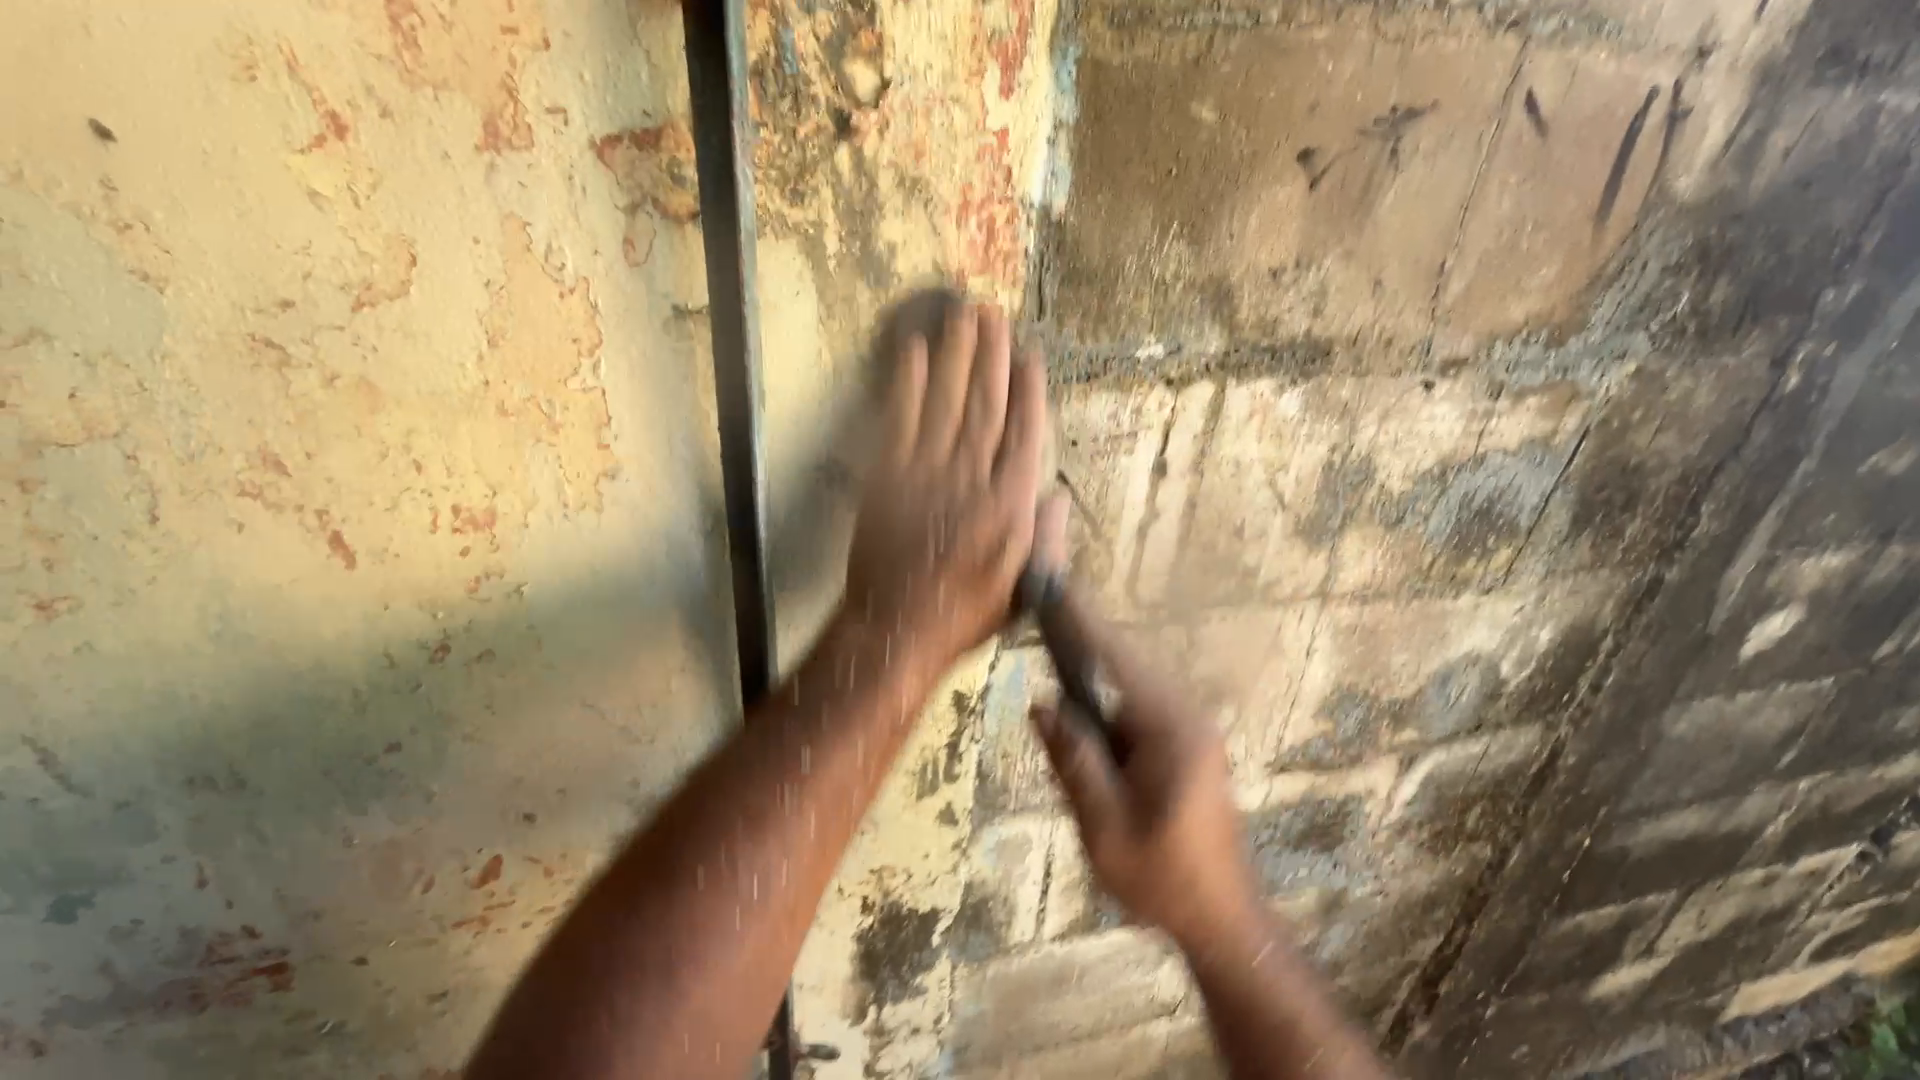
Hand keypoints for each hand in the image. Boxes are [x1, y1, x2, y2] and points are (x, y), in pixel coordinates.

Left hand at [845, 299, 1048, 670]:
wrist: (895, 628)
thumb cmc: (963, 615)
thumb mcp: (1024, 591)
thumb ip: (1045, 541)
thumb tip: (1057, 496)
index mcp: (1010, 507)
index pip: (1024, 434)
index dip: (1028, 390)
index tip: (1030, 354)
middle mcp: (973, 480)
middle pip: (987, 405)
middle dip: (992, 356)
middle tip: (994, 314)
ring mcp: (927, 474)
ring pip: (947, 402)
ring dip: (956, 354)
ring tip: (962, 314)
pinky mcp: (888, 476)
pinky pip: (900, 418)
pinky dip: (908, 381)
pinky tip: (914, 349)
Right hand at [1029, 590, 1262, 951]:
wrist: (1221, 916)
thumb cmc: (1162, 878)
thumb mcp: (1105, 826)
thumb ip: (1074, 760)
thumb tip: (1043, 704)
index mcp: (1171, 731)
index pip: (1117, 660)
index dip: (1082, 622)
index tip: (1054, 584)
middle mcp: (1187, 717)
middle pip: (1126, 663)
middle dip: (1083, 639)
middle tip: (1041, 610)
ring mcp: (1191, 730)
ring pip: (1132, 684)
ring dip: (1094, 669)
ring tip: (1053, 644)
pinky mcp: (1187, 745)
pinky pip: (1139, 706)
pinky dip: (1107, 697)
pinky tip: (1081, 701)